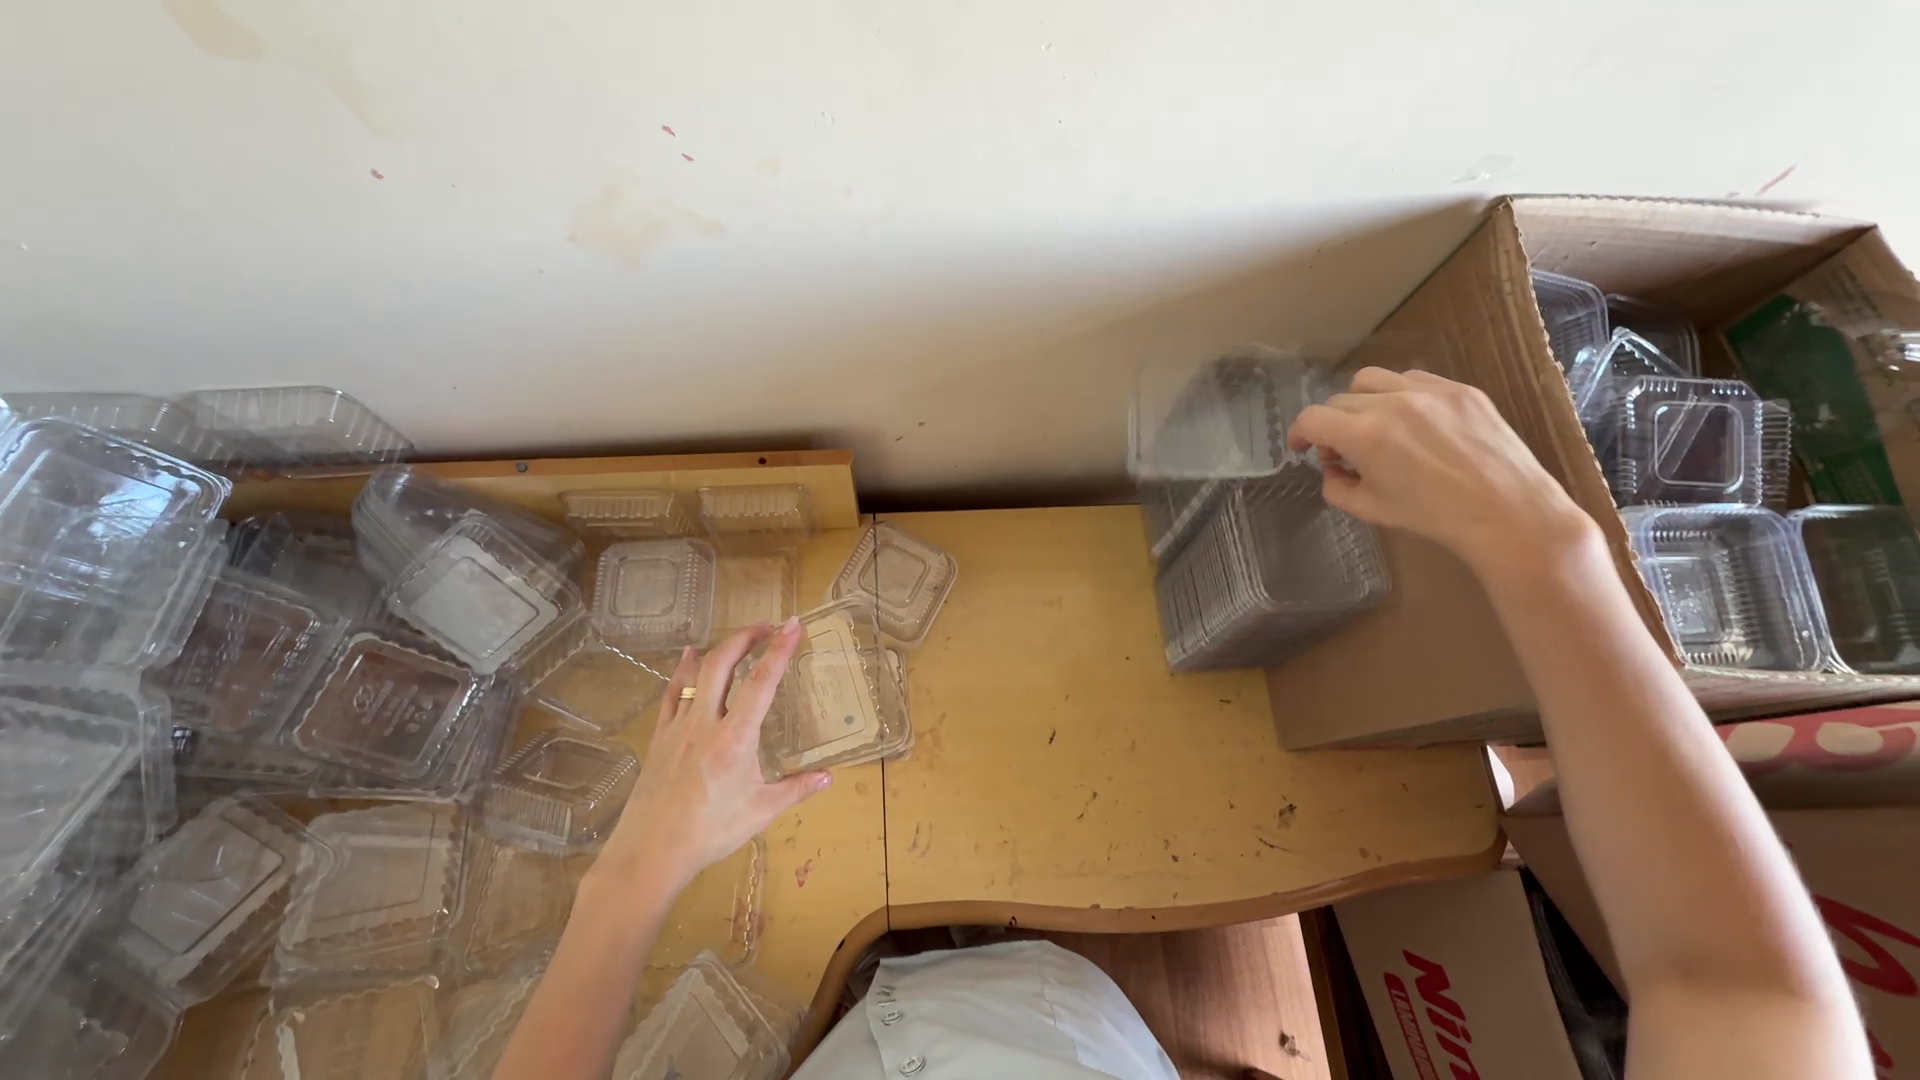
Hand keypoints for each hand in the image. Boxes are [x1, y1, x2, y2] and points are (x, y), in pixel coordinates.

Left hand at [596, 618, 831, 892]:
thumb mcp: (761, 812)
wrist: (651, 852)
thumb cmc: (710, 833)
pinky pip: (672, 694)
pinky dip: (682, 671)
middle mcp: (705, 724)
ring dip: (719, 649)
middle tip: (768, 627)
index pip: (761, 683)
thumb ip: (797, 789)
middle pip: (722, 663)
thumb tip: (829, 777)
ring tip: (740, 638)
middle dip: (745, 637)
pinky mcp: (659, 737)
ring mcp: (678, 727)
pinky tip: (687, 657)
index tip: (792, 626)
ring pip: (695, 674)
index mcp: (736, 739)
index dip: (779, 650)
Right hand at [1286, 367, 1601, 577]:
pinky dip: (1399, 395)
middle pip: (1339, 400)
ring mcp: (1428, 391)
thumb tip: (1332, 469)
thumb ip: (1337, 487)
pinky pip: (1412, 379)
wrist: (1507, 511)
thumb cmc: (1434, 517)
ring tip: (1376, 427)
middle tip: (1343, 452)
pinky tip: (1413, 422)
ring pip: (1371, 380)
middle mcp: (1391, 404)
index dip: (1298, 433)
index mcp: (1365, 436)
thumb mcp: (1371, 510)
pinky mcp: (1459, 389)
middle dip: (1332, 426)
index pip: (1311, 419)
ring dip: (1361, 402)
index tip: (1301, 447)